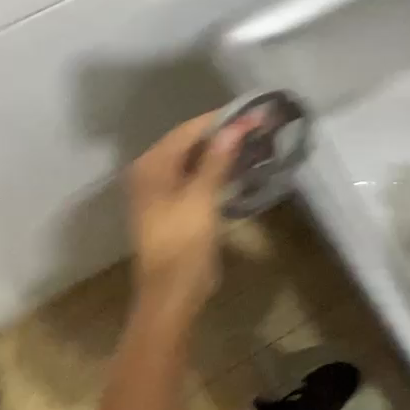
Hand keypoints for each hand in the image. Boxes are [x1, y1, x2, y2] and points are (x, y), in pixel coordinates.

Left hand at [127, 110, 250, 317]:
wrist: (171, 295)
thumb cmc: (182, 244)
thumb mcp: (201, 199)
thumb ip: (217, 160)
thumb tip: (235, 126)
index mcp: (151, 166)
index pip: (189, 131)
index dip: (222, 121)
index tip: (254, 114)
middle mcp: (151, 173)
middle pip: (189, 143)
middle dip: (222, 134)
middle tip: (258, 127)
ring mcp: (160, 192)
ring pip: (193, 161)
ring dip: (220, 152)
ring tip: (253, 143)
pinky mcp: (173, 208)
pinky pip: (194, 179)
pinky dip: (215, 171)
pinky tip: (237, 169)